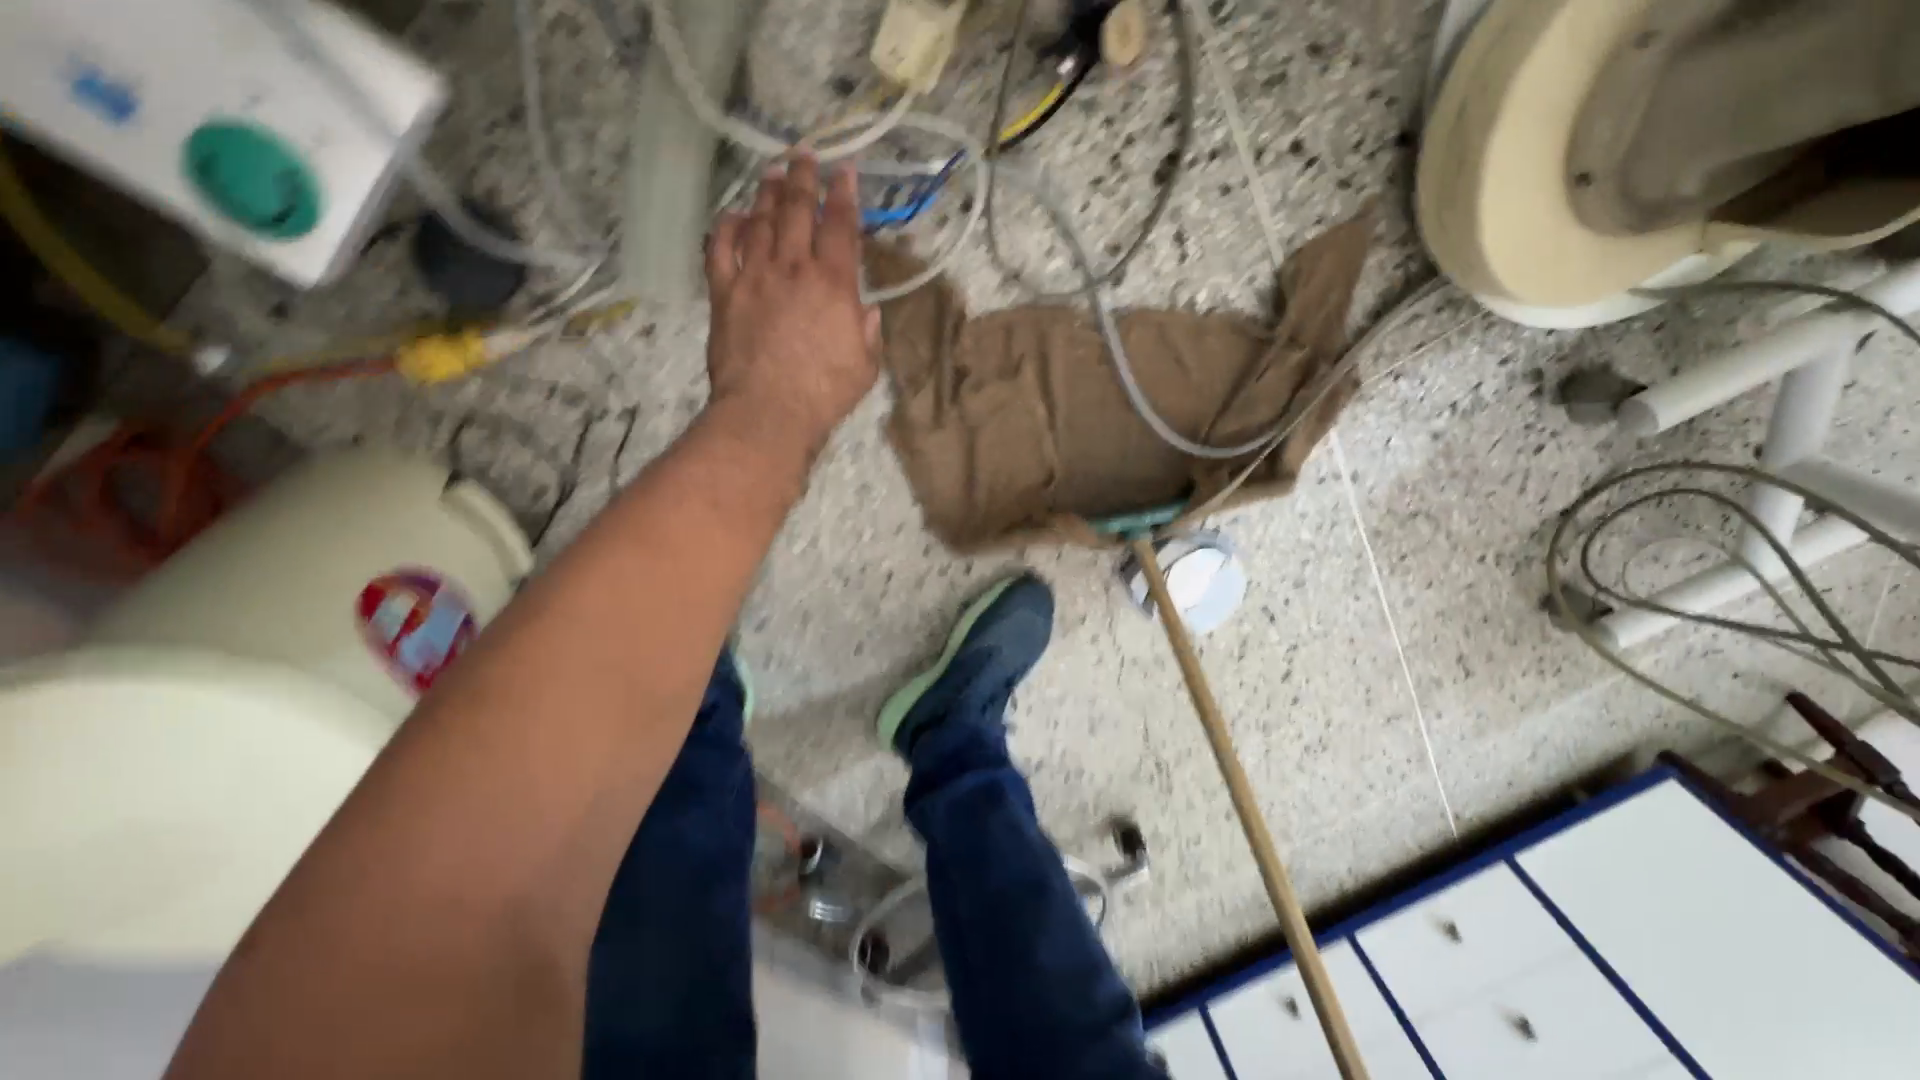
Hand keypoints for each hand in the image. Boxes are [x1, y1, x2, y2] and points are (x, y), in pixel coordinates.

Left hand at [703, 156, 881, 455]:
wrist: (768, 410)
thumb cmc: (824, 392)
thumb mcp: (865, 364)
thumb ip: (867, 331)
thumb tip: (867, 311)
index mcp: (834, 282)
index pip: (840, 224)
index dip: (843, 193)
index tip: (844, 170)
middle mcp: (793, 267)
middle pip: (797, 210)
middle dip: (802, 178)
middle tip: (804, 156)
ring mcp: (754, 276)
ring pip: (759, 221)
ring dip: (766, 193)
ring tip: (771, 173)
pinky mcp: (723, 292)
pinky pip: (720, 248)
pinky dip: (725, 227)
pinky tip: (731, 215)